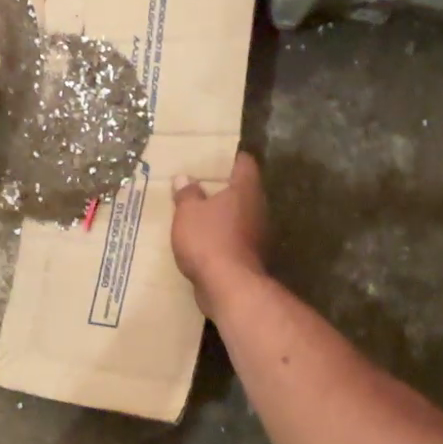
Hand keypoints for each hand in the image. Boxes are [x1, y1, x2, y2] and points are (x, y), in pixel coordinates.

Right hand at [171, 151, 267, 309]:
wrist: (229, 286)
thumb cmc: (209, 239)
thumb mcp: (188, 213)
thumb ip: (187, 194)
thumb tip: (184, 178)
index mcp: (246, 189)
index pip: (244, 162)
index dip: (231, 157)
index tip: (214, 157)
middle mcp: (258, 208)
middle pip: (243, 191)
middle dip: (224, 189)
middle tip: (201, 186)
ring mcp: (258, 234)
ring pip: (240, 217)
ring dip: (223, 216)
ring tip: (200, 214)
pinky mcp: (251, 257)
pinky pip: (235, 239)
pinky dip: (223, 238)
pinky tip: (204, 242)